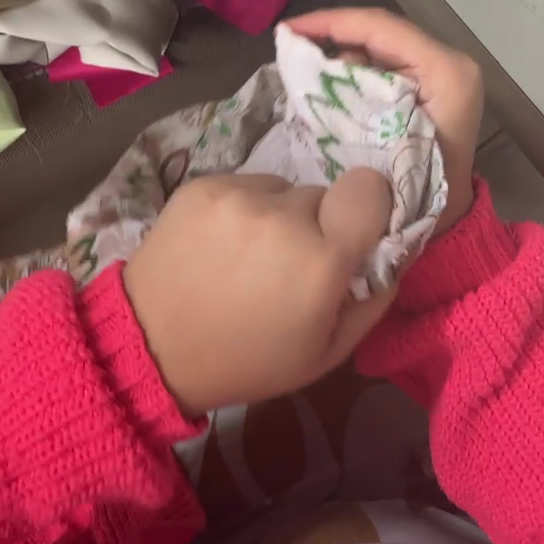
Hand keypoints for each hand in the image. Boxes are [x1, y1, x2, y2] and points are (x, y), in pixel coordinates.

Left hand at [122, 169, 395, 415]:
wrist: (150, 345)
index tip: (351, 232)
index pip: (370, 187)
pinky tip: (221, 243)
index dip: (367, 206)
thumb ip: (373, 297)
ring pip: (284, 188)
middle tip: (288, 263)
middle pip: (324, 194)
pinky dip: (243, 208)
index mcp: (320, 259)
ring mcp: (237, 195)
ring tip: (248, 254)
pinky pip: (246, 184)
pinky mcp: (203, 184)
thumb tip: (393, 248)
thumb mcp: (327, 353)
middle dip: (317, 223)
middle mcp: (282, 216)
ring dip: (278, 214)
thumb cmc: (247, 358)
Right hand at [282, 8, 484, 232]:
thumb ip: (354, 100)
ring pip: (376, 46)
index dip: (330, 22)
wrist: (449, 217)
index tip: (288, 31)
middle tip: (291, 51)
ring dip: (339, 57)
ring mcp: (438, 71)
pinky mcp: (428, 82)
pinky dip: (351, 71)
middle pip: (377, 33)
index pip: (380, 28)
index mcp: (445, 70)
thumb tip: (313, 69)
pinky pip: (381, 63)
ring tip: (306, 76)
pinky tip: (327, 88)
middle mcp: (446, 60)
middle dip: (331, 37)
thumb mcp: (381, 143)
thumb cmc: (419, 188)